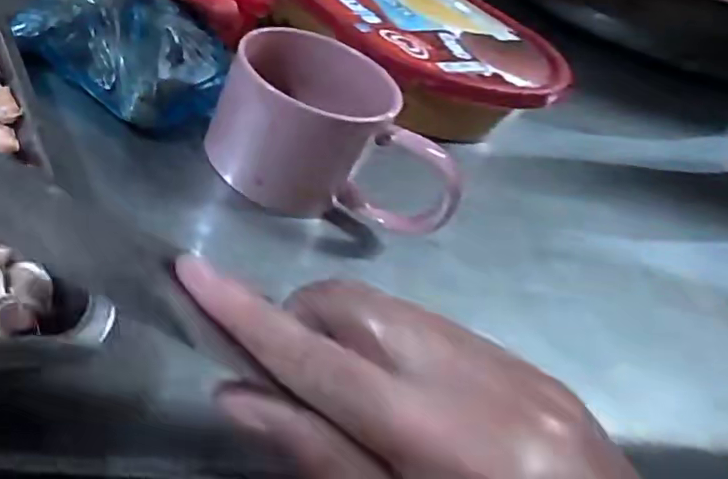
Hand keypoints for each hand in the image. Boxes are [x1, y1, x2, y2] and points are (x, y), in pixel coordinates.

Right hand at [177, 257, 637, 478]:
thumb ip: (318, 459)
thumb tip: (235, 395)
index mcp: (446, 443)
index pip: (316, 359)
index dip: (246, 314)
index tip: (190, 269)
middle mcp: (483, 385)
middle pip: (349, 309)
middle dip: (302, 325)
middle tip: (291, 379)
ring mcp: (518, 371)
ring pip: (386, 309)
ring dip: (346, 335)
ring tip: (355, 397)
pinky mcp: (538, 372)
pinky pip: (433, 328)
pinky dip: (395, 349)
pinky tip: (412, 402)